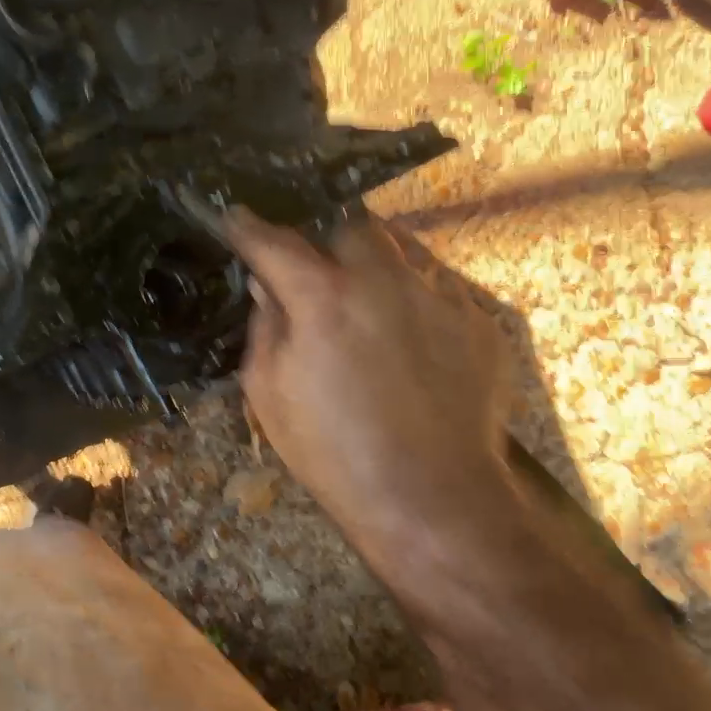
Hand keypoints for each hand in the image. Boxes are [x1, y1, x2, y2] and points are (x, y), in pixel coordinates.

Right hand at [211, 204, 516, 570]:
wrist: (428, 494)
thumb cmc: (328, 449)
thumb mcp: (268, 391)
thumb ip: (265, 326)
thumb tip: (267, 286)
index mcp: (323, 296)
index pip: (274, 242)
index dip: (247, 227)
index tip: (232, 215)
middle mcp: (385, 280)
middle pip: (350, 226)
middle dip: (323, 237)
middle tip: (310, 266)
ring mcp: (440, 297)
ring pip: (401, 253)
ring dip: (371, 267)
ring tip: (359, 303)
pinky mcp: (478, 322)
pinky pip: (437, 291)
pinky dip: (410, 302)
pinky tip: (402, 342)